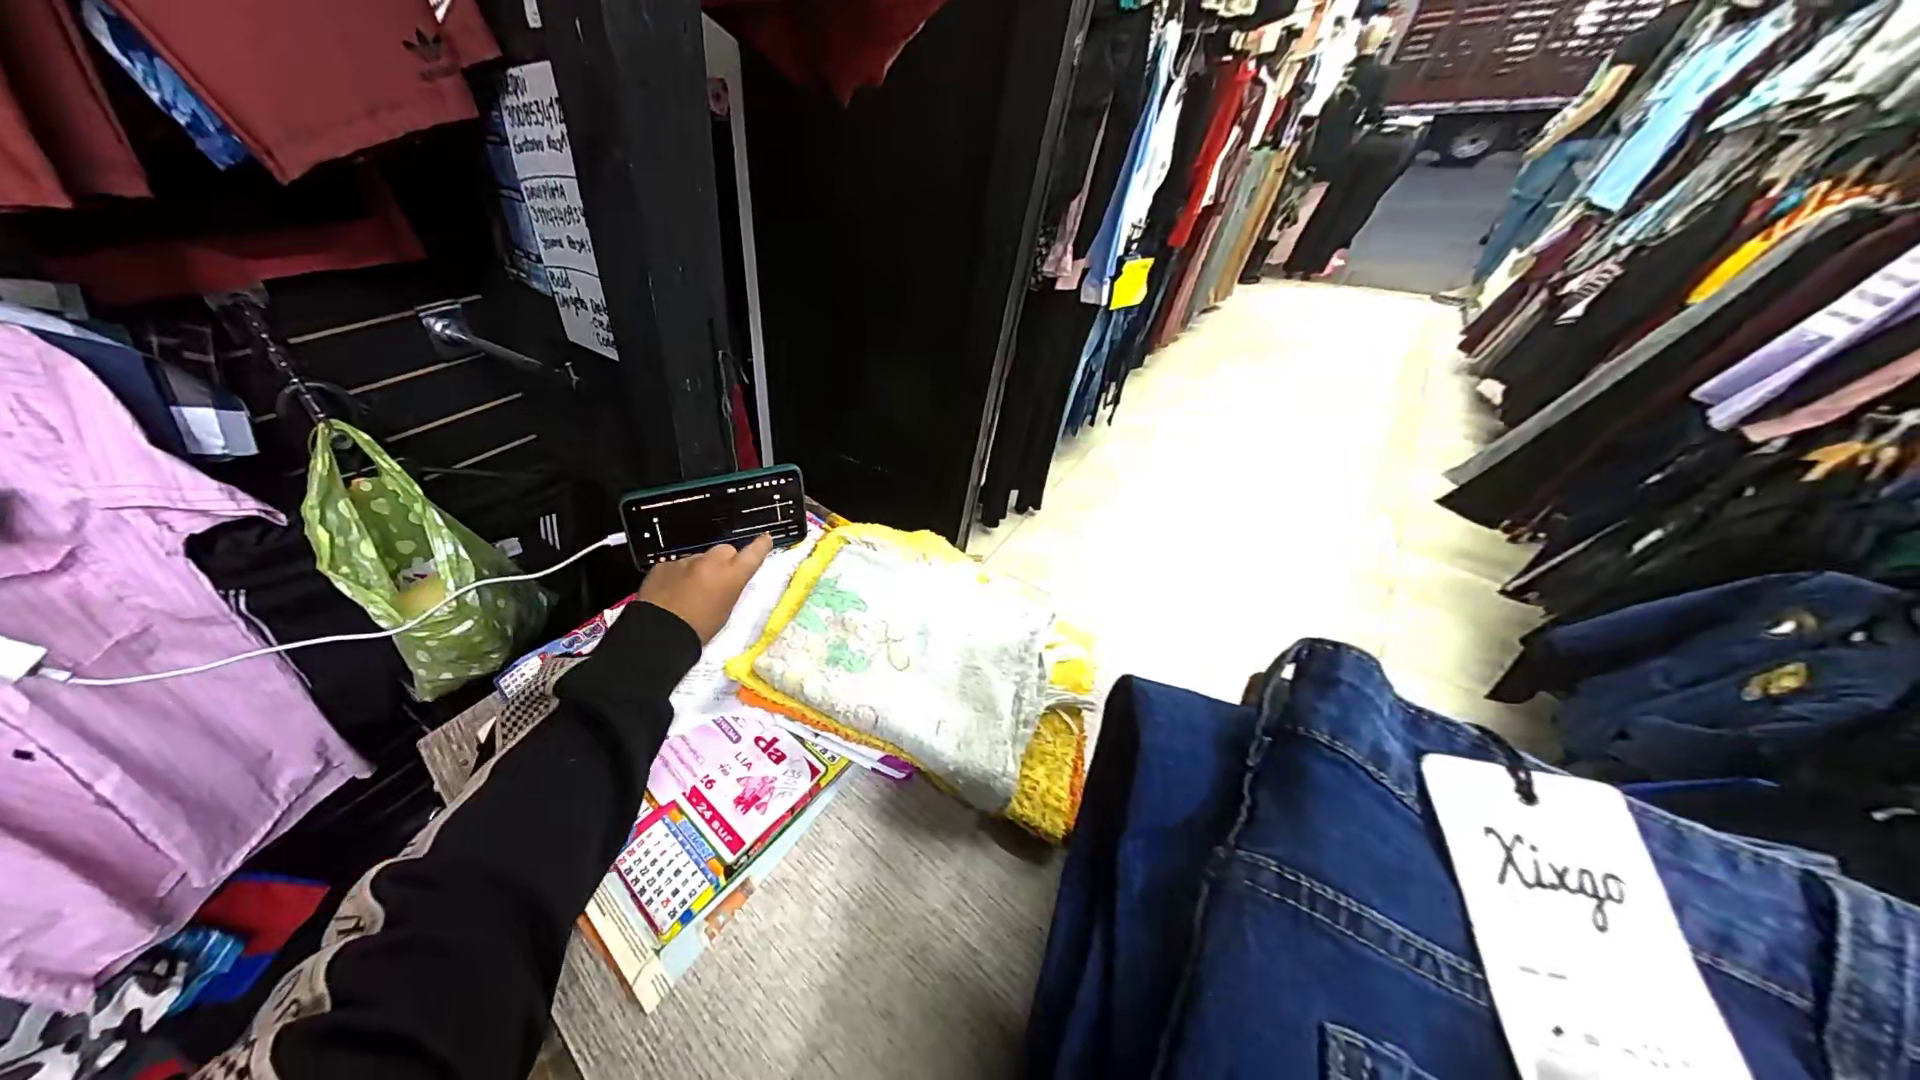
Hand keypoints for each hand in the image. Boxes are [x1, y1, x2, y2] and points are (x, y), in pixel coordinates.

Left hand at [636, 534, 773, 642]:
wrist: (658, 633)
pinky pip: (676, 566)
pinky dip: (677, 576)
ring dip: (699, 570)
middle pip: (724, 550)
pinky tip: (671, 592)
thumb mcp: (725, 610)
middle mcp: (710, 562)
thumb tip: (729, 578)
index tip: (765, 539)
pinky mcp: (663, 566)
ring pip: (699, 559)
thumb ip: (730, 587)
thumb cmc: (699, 630)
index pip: (753, 553)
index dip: (760, 546)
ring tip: (689, 592)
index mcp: (731, 575)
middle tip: (718, 579)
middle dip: (725, 560)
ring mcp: (685, 562)